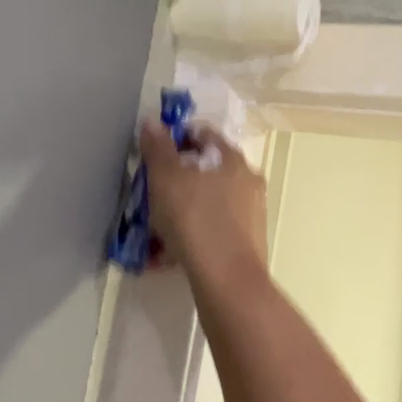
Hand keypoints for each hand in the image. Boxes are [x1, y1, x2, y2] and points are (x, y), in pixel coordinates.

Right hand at [138, 119, 267, 281]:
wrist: (227, 280)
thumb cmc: (195, 219)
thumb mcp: (166, 178)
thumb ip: (158, 148)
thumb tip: (153, 121)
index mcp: (232, 159)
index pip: (203, 135)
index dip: (176, 140)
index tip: (153, 157)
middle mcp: (247, 181)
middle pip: (206, 171)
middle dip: (176, 182)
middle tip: (151, 197)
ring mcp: (250, 214)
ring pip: (207, 203)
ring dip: (181, 212)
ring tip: (155, 233)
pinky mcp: (246, 243)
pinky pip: (212, 230)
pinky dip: (191, 236)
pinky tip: (169, 256)